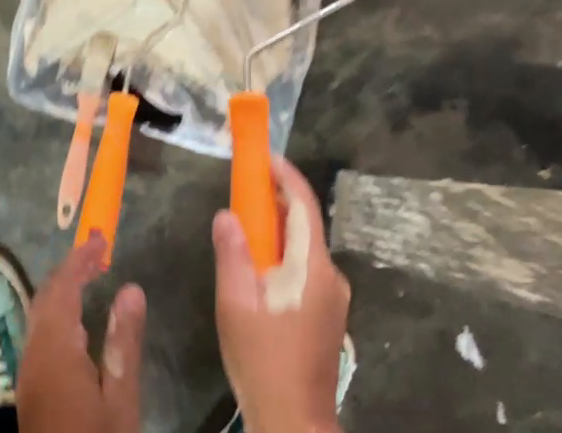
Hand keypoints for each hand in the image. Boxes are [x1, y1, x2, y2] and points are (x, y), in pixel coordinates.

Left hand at [17, 235, 148, 432]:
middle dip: (70, 267)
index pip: (64, 288)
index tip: (101, 236)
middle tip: (98, 248)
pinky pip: (40, 329)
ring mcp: (29, 369)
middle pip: (47, 296)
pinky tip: (76, 316)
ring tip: (90, 272)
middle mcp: (35, 352)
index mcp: (56, 349)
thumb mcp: (121, 398)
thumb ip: (125, 341)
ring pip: (40, 312)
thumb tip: (131, 288)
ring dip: (62, 287)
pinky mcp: (31, 384)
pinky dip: (58, 308)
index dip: (81, 259)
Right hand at [213, 157, 349, 432]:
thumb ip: (232, 254)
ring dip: (278, 231)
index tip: (264, 155)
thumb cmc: (263, 359)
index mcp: (313, 267)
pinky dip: (284, 255)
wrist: (294, 420)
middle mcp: (332, 275)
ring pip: (305, 249)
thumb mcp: (236, 304)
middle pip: (305, 224)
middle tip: (245, 186)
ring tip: (245, 226)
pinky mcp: (329, 316)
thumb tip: (227, 213)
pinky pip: (306, 270)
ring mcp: (334, 298)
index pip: (304, 204)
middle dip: (276, 200)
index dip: (285, 175)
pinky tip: (259, 269)